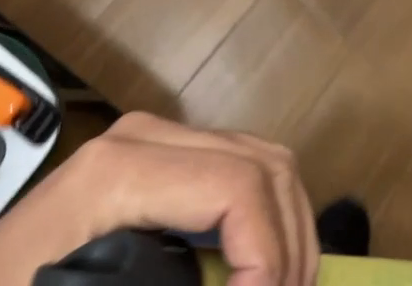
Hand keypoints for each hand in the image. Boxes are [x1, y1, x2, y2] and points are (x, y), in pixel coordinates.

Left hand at [0, 112, 318, 285]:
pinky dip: (266, 220)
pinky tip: (257, 272)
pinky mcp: (157, 160)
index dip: (270, 258)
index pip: (239, 188)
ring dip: (287, 234)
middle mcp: (145, 138)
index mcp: (120, 172)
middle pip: (264, 168)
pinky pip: (240, 170)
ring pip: (263, 163)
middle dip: (291, 249)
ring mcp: (153, 143)